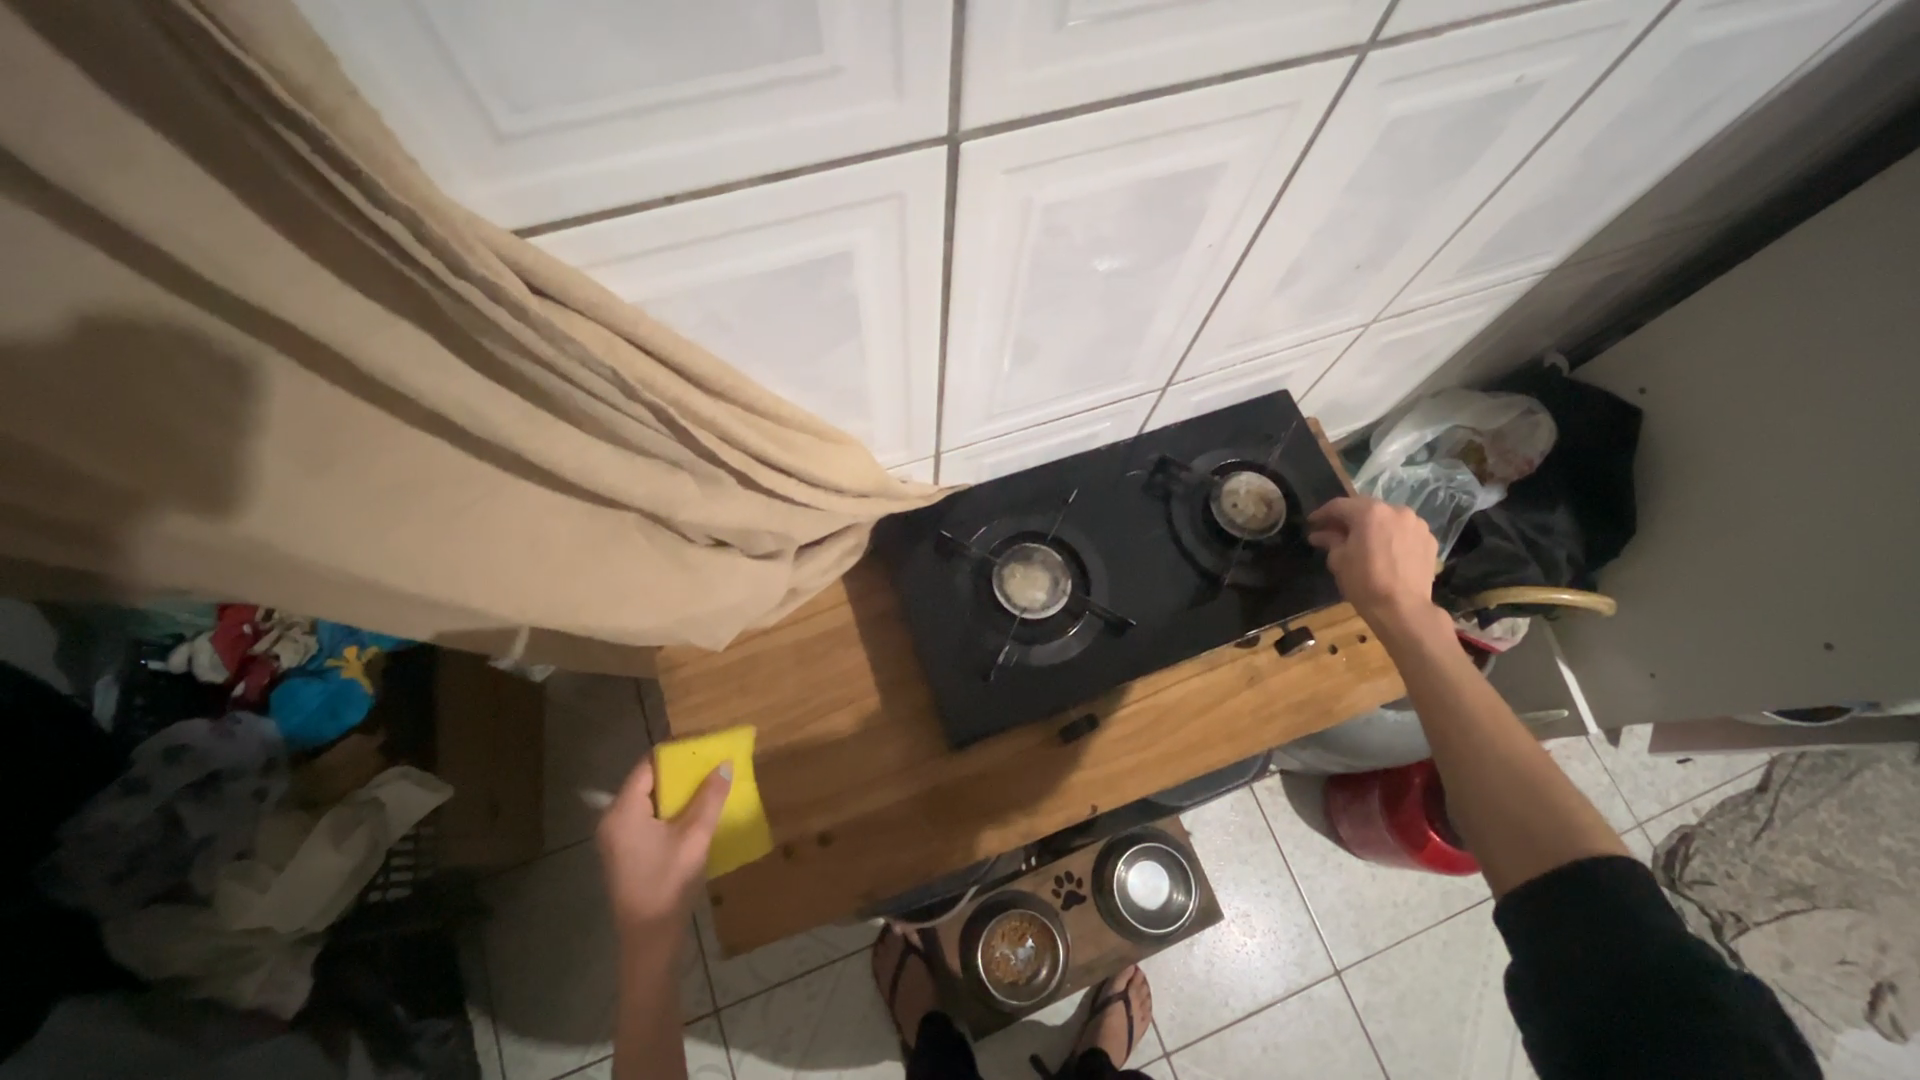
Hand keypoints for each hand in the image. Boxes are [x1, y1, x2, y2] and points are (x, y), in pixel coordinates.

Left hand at [596, 757, 730, 939]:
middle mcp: (612, 819)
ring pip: (648, 801)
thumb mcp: (694, 838)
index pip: (648, 766)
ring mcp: (616, 837)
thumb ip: (709, 798)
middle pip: (647, 782)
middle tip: (711, 764)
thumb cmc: (669, 883)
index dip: (676, 753)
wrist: (649, 938)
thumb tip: (724, 764)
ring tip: (708, 785)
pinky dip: (669, 810)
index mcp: (623, 811)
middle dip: (680, 772)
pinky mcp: (624, 851)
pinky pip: (646, 818)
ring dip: (677, 792)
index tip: (704, 745)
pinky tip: (694, 814)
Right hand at [1306, 496, 1440, 630]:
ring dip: (1373, 525)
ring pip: (1388, 518)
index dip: (1322, 514)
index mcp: (1370, 512)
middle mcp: (1396, 510)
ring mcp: (1417, 524)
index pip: (1339, 506)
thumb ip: (1330, 540)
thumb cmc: (1364, 582)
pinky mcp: (1429, 539)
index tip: (1312, 523)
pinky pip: (1405, 531)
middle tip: (1335, 531)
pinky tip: (1385, 550)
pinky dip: (1392, 536)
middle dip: (1349, 518)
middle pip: (1366, 508)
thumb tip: (1319, 534)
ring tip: (1363, 540)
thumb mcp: (1339, 560)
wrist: (1402, 608)